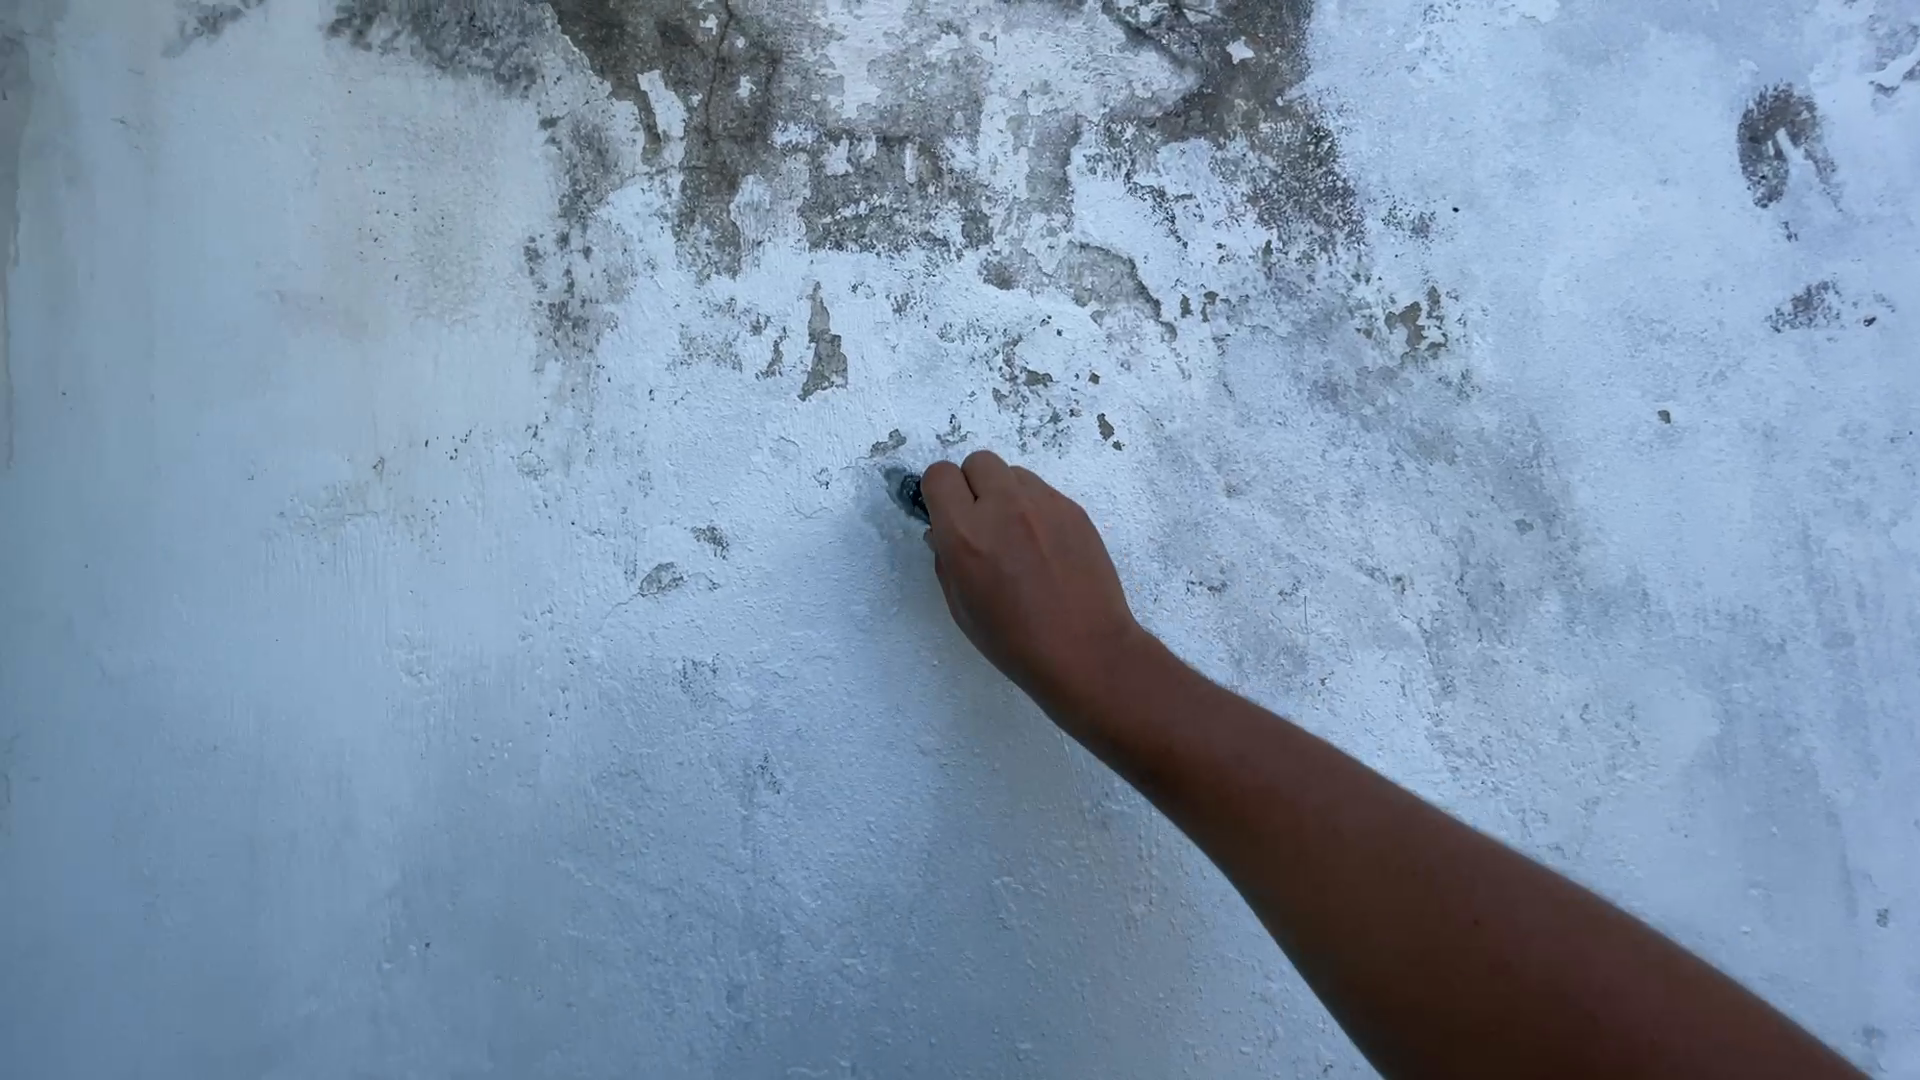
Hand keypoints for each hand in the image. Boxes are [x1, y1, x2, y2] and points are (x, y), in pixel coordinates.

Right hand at [921, 451, 1145, 714]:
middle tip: (981, 522)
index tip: (946, 514)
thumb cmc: (1013, 641)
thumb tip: (942, 533)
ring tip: (1017, 536)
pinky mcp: (1073, 509)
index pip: (939, 475)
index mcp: (965, 535)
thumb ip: (945, 561)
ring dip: (1006, 494)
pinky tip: (1045, 547)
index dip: (938, 493)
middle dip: (972, 485)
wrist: (1085, 650)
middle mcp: (1003, 508)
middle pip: (978, 461)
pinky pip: (1043, 492)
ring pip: (1013, 473)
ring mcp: (1043, 504)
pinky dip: (1035, 509)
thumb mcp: (961, 607)